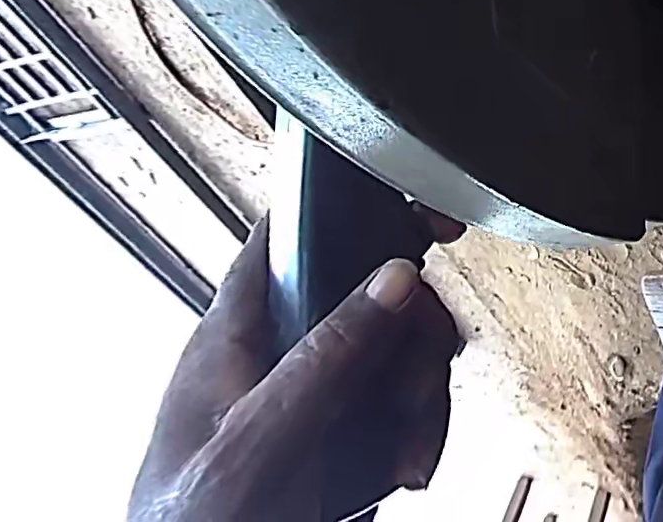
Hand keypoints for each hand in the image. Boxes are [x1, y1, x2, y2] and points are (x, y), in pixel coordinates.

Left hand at [130, 220, 461, 521]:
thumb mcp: (256, 446)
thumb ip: (325, 356)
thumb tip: (394, 276)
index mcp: (238, 335)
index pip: (291, 235)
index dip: (354, 206)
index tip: (423, 217)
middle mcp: (285, 344)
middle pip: (378, 288)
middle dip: (415, 331)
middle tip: (417, 375)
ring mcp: (321, 381)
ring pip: (405, 337)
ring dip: (424, 387)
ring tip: (408, 440)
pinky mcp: (349, 416)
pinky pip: (412, 386)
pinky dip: (424, 420)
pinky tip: (409, 456)